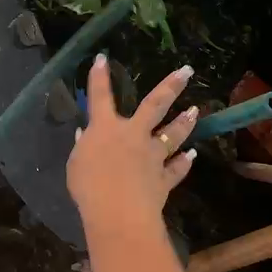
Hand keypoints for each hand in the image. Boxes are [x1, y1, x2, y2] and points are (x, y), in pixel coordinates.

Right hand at [66, 54, 198, 236]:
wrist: (119, 213)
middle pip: (154, 105)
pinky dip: (184, 162)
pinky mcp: (163, 178)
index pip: (100, 96)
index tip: (103, 58)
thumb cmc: (89, 187)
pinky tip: (192, 156)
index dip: (99, 76)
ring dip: (184, 122)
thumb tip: (83, 135)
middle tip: (186, 71)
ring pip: (171, 134)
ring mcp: (152, 155)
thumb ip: (81, 147)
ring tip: (195, 110)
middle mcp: (132, 134)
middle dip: (171, 86)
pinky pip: (176, 168)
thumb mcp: (75, 165)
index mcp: (105, 128)